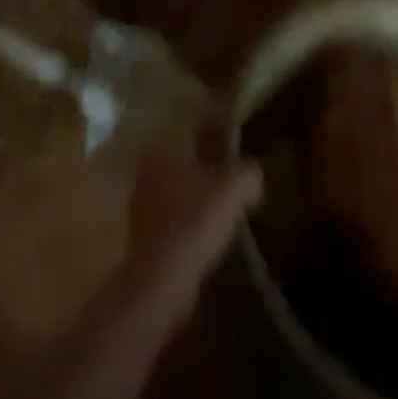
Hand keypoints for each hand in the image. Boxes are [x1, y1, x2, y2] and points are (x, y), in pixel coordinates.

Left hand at [126, 114, 262, 270]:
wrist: (160, 279)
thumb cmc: (196, 222)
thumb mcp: (235, 188)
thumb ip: (249, 171)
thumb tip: (253, 173)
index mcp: (167, 145)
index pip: (196, 119)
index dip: (222, 120)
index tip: (242, 128)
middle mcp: (151, 164)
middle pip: (190, 149)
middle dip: (215, 153)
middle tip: (241, 161)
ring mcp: (145, 195)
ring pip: (184, 177)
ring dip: (206, 182)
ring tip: (233, 193)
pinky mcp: (147, 224)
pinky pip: (179, 204)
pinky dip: (197, 207)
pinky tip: (216, 220)